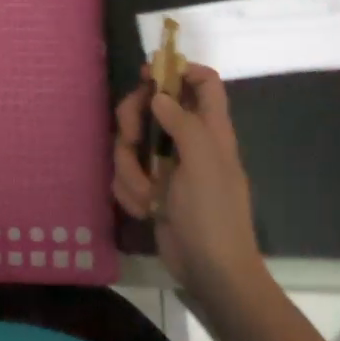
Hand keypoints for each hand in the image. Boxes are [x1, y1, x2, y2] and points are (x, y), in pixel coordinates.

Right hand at [112, 63, 265, 296]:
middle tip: (131, 138)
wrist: (210, 271)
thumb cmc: (213, 214)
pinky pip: (126, 174)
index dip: (179, 70)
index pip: (204, 83)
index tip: (147, 75)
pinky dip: (130, 190)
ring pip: (131, 143)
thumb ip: (182, 123)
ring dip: (130, 169)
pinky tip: (145, 209)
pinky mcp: (151, 188)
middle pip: (152, 106)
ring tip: (147, 194)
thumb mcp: (204, 162)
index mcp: (211, 130)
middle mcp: (188, 141)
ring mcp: (167, 165)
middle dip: (133, 120)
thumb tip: (159, 95)